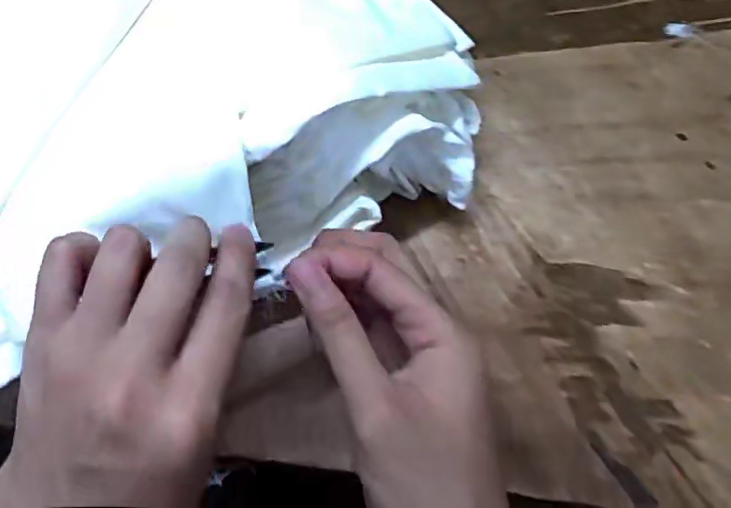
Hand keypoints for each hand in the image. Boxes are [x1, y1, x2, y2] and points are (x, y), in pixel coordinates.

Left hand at [0, 218, 256, 507]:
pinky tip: (95, 265)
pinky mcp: (41, 332)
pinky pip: (60, 256)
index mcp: (185, 411)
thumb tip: (215, 286)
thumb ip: (211, 369)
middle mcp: (133, 371)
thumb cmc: (142, 487)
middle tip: (194, 235)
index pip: (224, 309)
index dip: (237, 259)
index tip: (238, 234)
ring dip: (140, 244)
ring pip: (120, 249)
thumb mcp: (197, 444)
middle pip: (175, 268)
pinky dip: (83, 247)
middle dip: (193, 237)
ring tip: (141, 261)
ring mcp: (80, 346)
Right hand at [284, 230, 503, 507]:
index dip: (334, 258)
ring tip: (298, 285)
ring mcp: (424, 346)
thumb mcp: (372, 403)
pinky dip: (343, 302)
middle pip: (387, 263)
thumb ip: (337, 329)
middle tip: (293, 269)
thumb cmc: (419, 478)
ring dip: (338, 275)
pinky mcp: (407, 364)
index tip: (287, 267)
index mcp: (442, 331)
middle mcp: (438, 327)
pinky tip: (315, 310)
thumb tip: (298, 265)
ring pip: (378, 284)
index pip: (382, 266)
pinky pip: (373, 313)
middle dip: (337, 254)